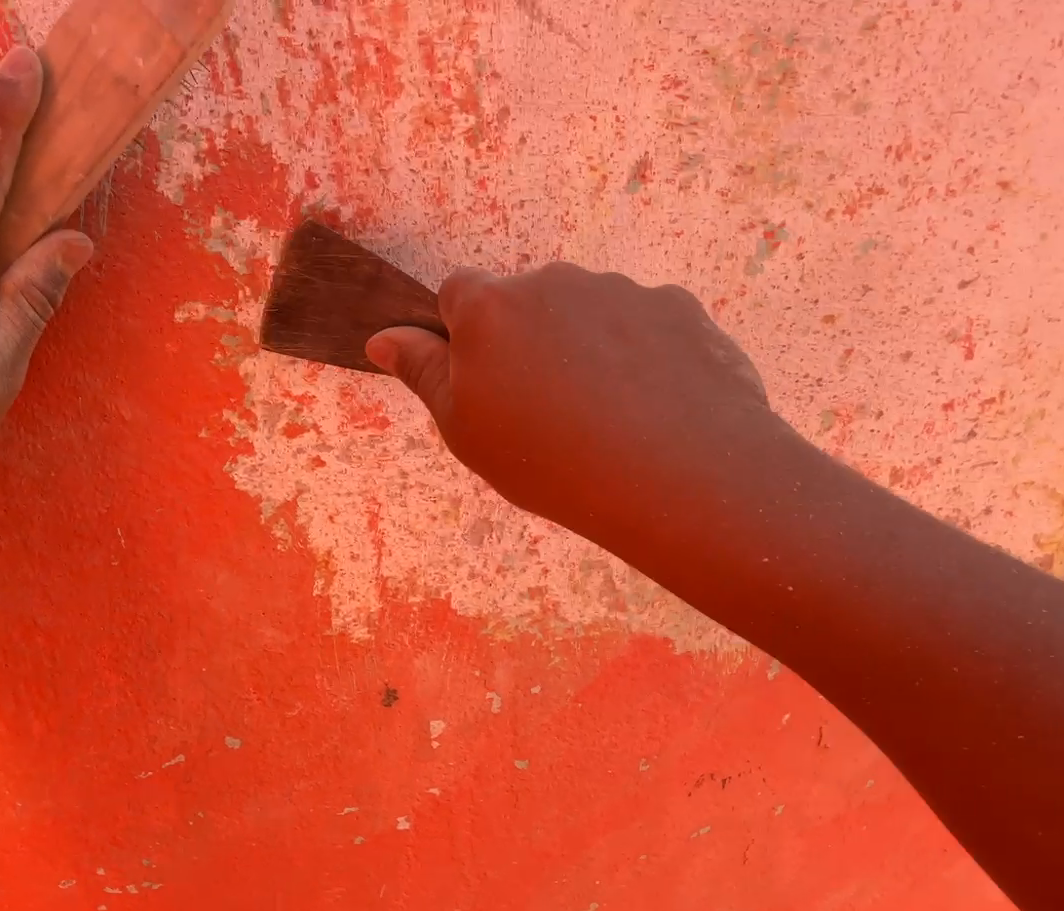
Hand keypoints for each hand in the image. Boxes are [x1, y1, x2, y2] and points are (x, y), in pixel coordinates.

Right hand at [366, 264, 782, 547]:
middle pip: (523, 301)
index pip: (457, 291)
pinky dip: (636, 356)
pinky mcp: (681, 309)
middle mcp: (555, 281)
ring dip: (580, 347)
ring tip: (599, 416)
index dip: (461, 332)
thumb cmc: (542, 456)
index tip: (479, 379)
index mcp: (491, 308)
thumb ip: (421, 371)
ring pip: (584, 313)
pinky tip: (646, 409)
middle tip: (538, 409)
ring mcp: (623, 290)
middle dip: (523, 339)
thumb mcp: (461, 425)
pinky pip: (641, 326)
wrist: (674, 475)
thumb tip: (382, 338)